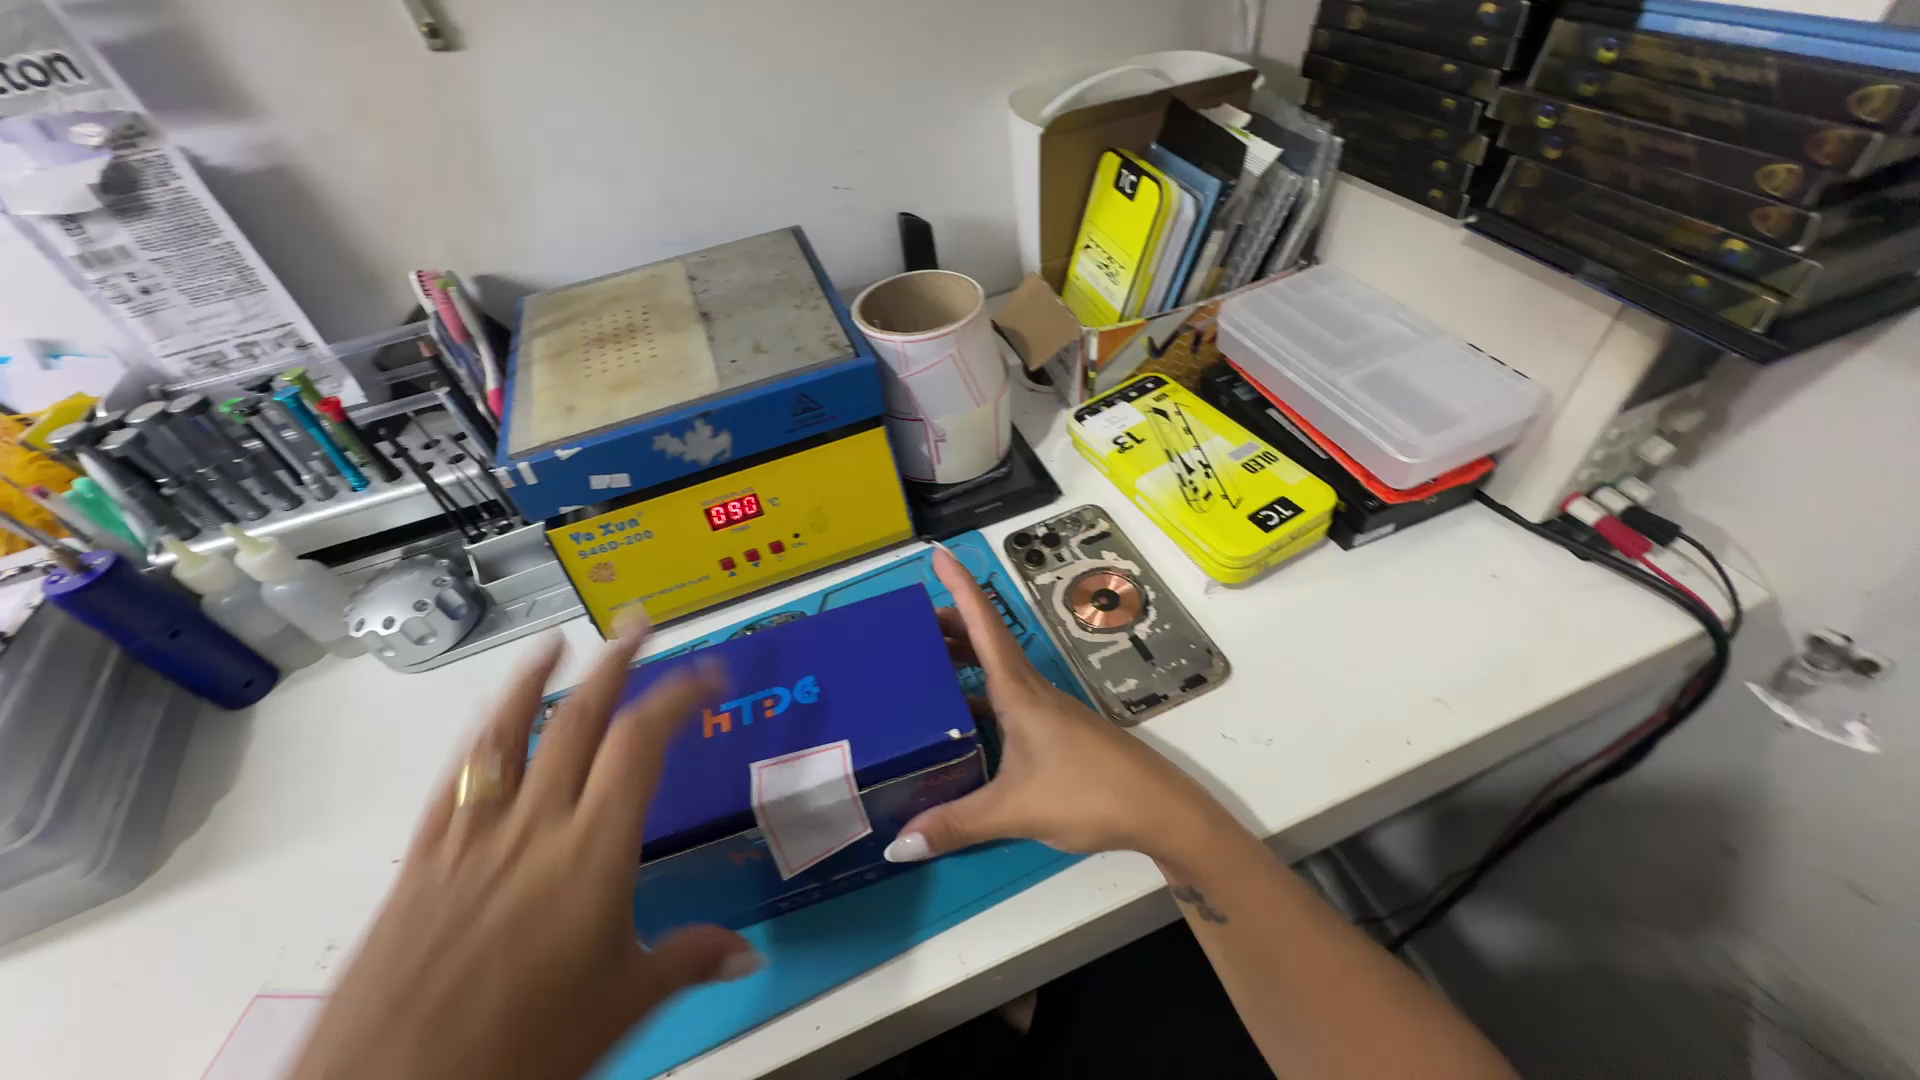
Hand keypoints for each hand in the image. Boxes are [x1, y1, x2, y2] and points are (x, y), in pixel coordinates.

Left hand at [289, 627, 760, 1079]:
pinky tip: (491, 723)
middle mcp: (535, 824)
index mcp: (593, 851)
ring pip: (508, 733)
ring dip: (535, 679)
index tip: (710, 674)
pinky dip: (481, 735)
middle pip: (579, 718)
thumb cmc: (524, 1048)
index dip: (679, 696)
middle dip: (614, 663)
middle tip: (638, 626)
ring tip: (557, 643)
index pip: (643, 744)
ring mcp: (473, 835)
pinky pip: (458, 776)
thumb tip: (747, 956)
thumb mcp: (622, 1004)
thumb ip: (687, 960)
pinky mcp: (423, 857)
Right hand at [884, 546, 1228, 864]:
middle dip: (949, 625)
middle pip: (986, 643)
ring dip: (963, 660)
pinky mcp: (1053, 733)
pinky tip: (959, 723)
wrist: (1158, 810)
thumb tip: (895, 846)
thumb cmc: (1088, 793)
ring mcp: (1045, 712)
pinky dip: (976, 699)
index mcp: (1019, 693)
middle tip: (908, 623)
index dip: (961, 588)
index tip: (939, 555)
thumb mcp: (1015, 810)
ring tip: (924, 664)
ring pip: (996, 672)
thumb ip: (955, 825)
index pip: (984, 626)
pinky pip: (1004, 701)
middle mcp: (1030, 692)